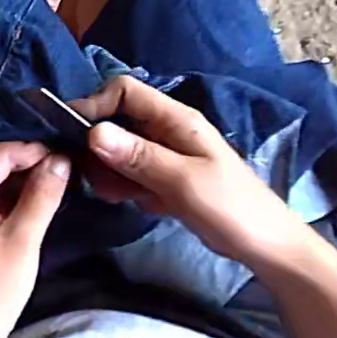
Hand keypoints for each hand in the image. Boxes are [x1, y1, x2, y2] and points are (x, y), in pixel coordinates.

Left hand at [0, 142, 70, 337]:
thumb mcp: (24, 238)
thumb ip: (42, 194)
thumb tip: (62, 158)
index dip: (35, 151)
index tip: (69, 153)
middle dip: (32, 164)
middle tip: (70, 165)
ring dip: (26, 180)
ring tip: (62, 178)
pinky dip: (15, 197)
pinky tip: (41, 197)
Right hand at [70, 75, 307, 266]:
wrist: (264, 246)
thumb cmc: (230, 207)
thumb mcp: (182, 180)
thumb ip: (138, 156)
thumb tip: (93, 132)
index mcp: (175, 119)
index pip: (124, 91)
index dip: (95, 105)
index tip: (72, 134)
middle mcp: (166, 131)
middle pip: (116, 120)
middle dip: (96, 145)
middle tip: (89, 175)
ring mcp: (164, 156)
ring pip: (118, 150)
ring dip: (106, 169)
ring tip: (110, 194)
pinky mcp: (162, 179)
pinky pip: (129, 173)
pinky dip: (120, 184)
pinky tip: (125, 201)